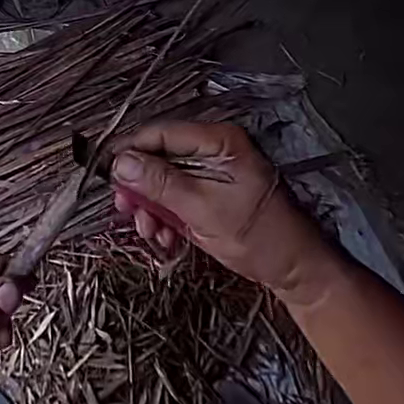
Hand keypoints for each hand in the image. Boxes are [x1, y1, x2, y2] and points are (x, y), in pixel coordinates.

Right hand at [110, 121, 331, 297]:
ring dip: (151, 207)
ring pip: (163, 181)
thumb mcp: (203, 209)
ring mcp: (211, 173)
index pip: (161, 133)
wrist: (295, 270)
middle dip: (140, 187)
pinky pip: (176, 198)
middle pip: (159, 158)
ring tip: (151, 233)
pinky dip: (165, 218)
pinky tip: (164, 238)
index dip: (131, 151)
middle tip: (125, 210)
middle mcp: (212, 150)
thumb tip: (120, 163)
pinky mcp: (209, 195)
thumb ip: (160, 183)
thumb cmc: (259, 235)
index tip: (107, 172)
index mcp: (218, 140)